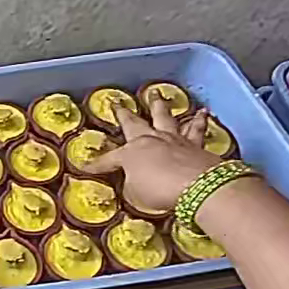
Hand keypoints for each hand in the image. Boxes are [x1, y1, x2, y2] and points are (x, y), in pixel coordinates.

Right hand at [79, 95, 223, 211]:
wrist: (198, 187)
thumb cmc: (159, 190)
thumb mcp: (134, 193)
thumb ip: (131, 184)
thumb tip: (133, 181)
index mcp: (130, 152)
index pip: (108, 159)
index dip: (96, 165)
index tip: (86, 167)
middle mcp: (150, 140)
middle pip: (133, 123)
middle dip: (122, 114)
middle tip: (116, 104)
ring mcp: (174, 140)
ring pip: (164, 117)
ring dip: (158, 106)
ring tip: (156, 96)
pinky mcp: (196, 145)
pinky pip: (196, 129)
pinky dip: (198, 120)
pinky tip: (203, 112)